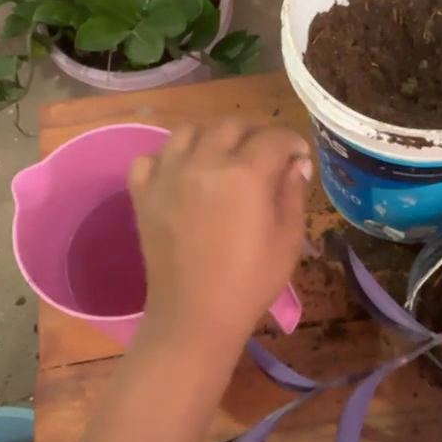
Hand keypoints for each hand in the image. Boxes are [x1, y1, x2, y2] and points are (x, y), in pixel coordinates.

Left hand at [127, 121, 311, 354]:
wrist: (195, 316)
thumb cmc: (251, 282)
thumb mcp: (287, 238)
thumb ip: (292, 192)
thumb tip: (295, 163)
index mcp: (246, 173)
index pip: (274, 138)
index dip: (292, 143)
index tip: (297, 156)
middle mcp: (204, 162)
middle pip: (230, 126)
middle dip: (253, 135)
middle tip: (264, 157)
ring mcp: (168, 175)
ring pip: (189, 132)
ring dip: (211, 138)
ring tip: (221, 158)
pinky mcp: (143, 193)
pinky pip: (151, 158)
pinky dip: (168, 159)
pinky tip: (182, 175)